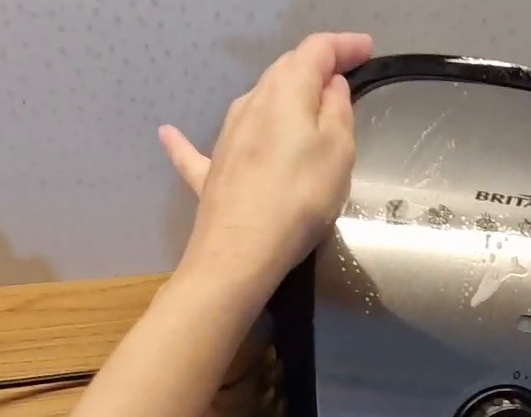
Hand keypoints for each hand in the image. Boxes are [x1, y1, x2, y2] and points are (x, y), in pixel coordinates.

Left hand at [159, 32, 371, 289]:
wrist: (239, 255)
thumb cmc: (298, 201)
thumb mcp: (338, 152)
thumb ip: (338, 112)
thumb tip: (330, 87)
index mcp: (286, 91)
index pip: (317, 51)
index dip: (344, 47)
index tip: (365, 52)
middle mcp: (249, 104)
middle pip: (283, 73)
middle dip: (312, 71)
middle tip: (339, 83)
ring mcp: (224, 140)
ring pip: (253, 105)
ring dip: (277, 100)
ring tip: (299, 110)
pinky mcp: (209, 177)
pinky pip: (194, 152)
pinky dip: (187, 140)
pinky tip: (165, 133)